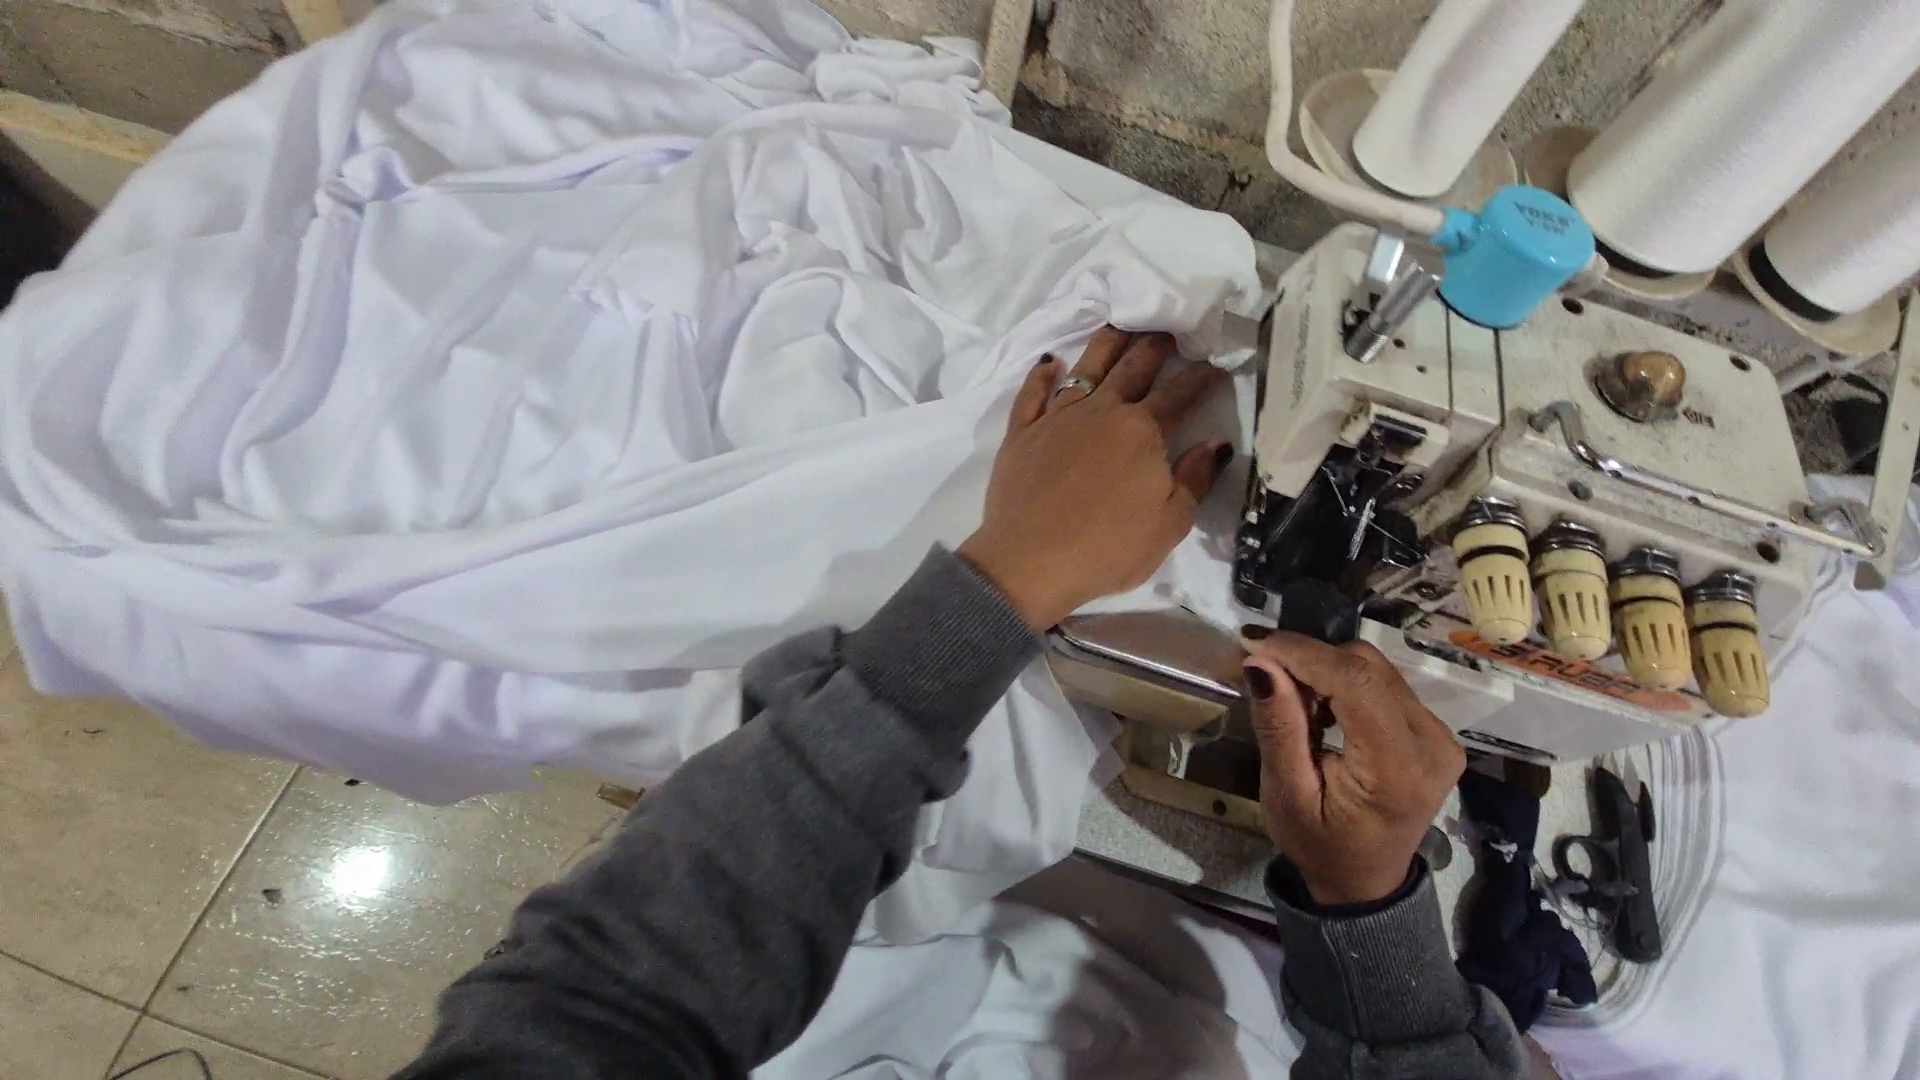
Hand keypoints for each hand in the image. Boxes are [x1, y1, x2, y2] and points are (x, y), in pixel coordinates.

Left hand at [958, 327, 1231, 630]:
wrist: (1029, 562)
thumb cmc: (1106, 550)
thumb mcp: (1168, 525)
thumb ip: (1194, 479)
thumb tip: (1214, 444)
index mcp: (1142, 432)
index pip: (1179, 396)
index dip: (1200, 378)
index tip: (1214, 364)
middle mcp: (1100, 413)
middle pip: (1132, 369)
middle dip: (1154, 347)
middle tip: (1167, 331)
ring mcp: (1056, 419)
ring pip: (1084, 369)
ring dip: (1105, 346)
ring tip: (1118, 327)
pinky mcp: (1021, 434)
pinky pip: (1031, 394)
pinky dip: (1041, 375)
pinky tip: (1048, 363)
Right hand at [1240, 630, 1465, 905]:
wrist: (1365, 879)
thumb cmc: (1319, 843)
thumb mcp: (1286, 794)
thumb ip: (1278, 726)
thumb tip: (1259, 663)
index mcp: (1396, 769)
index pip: (1355, 682)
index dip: (1302, 652)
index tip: (1252, 642)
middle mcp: (1432, 743)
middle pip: (1366, 666)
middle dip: (1308, 658)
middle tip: (1263, 674)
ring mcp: (1439, 734)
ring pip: (1374, 666)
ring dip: (1324, 667)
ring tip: (1291, 696)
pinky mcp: (1433, 729)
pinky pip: (1382, 680)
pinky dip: (1342, 678)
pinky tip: (1319, 704)